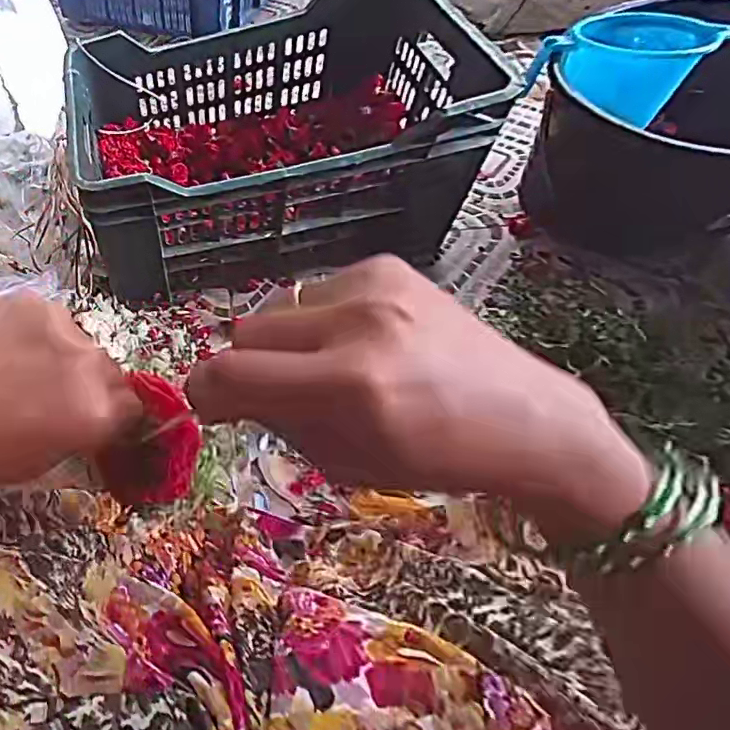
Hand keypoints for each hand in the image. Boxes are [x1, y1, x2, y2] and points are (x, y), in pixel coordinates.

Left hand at [0, 293, 141, 485]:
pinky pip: (55, 323)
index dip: (115, 417)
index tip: (98, 418)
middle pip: (113, 373)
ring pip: (84, 344)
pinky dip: (42, 336)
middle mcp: (89, 364)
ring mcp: (62, 326)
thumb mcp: (37, 465)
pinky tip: (10, 349)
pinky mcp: (34, 301)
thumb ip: (80, 439)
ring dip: (68, 358)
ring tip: (27, 369)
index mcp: (95, 412)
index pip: (134, 409)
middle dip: (94, 387)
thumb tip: (96, 423)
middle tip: (59, 396)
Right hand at [185, 255, 649, 543]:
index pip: (232, 373)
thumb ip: (278, 421)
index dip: (203, 392)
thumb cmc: (436, 458)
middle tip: (276, 392)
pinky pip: (318, 290)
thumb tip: (228, 392)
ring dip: (287, 341)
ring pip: (279, 306)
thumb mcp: (346, 462)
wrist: (526, 418)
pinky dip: (321, 319)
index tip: (207, 404)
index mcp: (350, 386)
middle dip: (247, 367)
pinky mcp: (389, 266)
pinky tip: (362, 340)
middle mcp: (359, 323)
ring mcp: (377, 286)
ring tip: (330, 365)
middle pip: (245, 330)